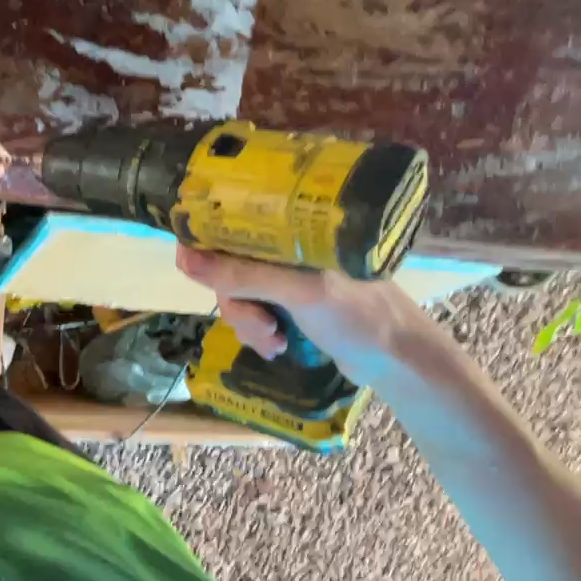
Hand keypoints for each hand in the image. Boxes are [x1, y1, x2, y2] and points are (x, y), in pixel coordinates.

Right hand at [175, 246, 460, 389]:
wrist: (397, 360)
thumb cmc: (357, 315)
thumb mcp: (297, 292)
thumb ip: (242, 275)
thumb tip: (184, 258)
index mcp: (293, 228)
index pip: (231, 221)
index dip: (205, 243)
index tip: (195, 270)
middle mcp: (287, 247)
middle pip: (227, 264)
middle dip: (235, 300)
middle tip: (259, 322)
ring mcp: (287, 277)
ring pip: (236, 294)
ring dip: (247, 323)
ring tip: (273, 340)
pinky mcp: (289, 304)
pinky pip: (252, 314)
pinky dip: (256, 334)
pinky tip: (277, 347)